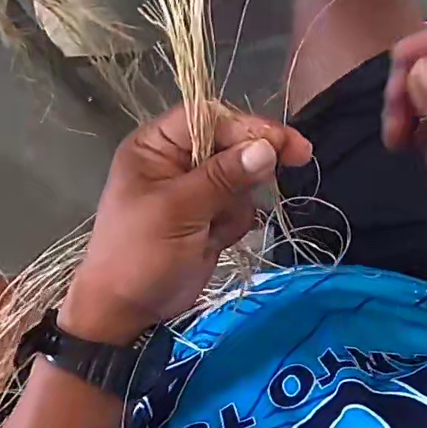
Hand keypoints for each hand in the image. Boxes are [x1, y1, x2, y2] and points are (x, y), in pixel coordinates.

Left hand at [63, 105, 312, 343]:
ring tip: (214, 229)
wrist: (128, 310)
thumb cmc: (139, 255)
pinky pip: (241, 207)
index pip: (208, 117)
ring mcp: (196, 190)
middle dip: (250, 164)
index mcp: (155, 146)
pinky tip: (215, 241)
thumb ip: (222, 177)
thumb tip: (267, 148)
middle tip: (298, 158)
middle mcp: (177, 161)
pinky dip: (234, 223)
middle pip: (231, 143)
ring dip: (238, 203)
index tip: (282, 141)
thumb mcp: (177, 211)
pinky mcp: (210, 217)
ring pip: (242, 178)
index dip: (246, 126)